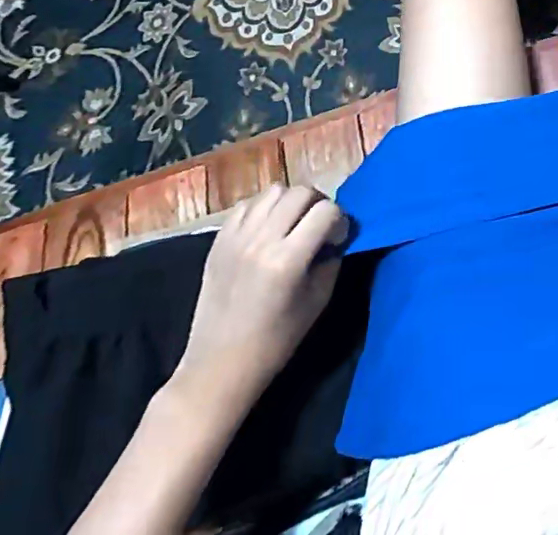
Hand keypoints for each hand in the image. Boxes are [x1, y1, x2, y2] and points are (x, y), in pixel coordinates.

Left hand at [172, 185, 347, 419]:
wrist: (219, 365)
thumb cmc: (277, 338)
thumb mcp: (319, 297)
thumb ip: (332, 258)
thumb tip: (336, 236)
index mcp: (287, 259)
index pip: (327, 211)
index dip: (341, 221)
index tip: (339, 240)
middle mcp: (259, 242)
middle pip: (301, 193)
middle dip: (320, 204)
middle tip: (320, 227)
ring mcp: (234, 240)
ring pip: (273, 192)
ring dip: (292, 202)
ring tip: (294, 224)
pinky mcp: (217, 244)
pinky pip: (246, 206)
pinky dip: (264, 209)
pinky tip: (269, 229)